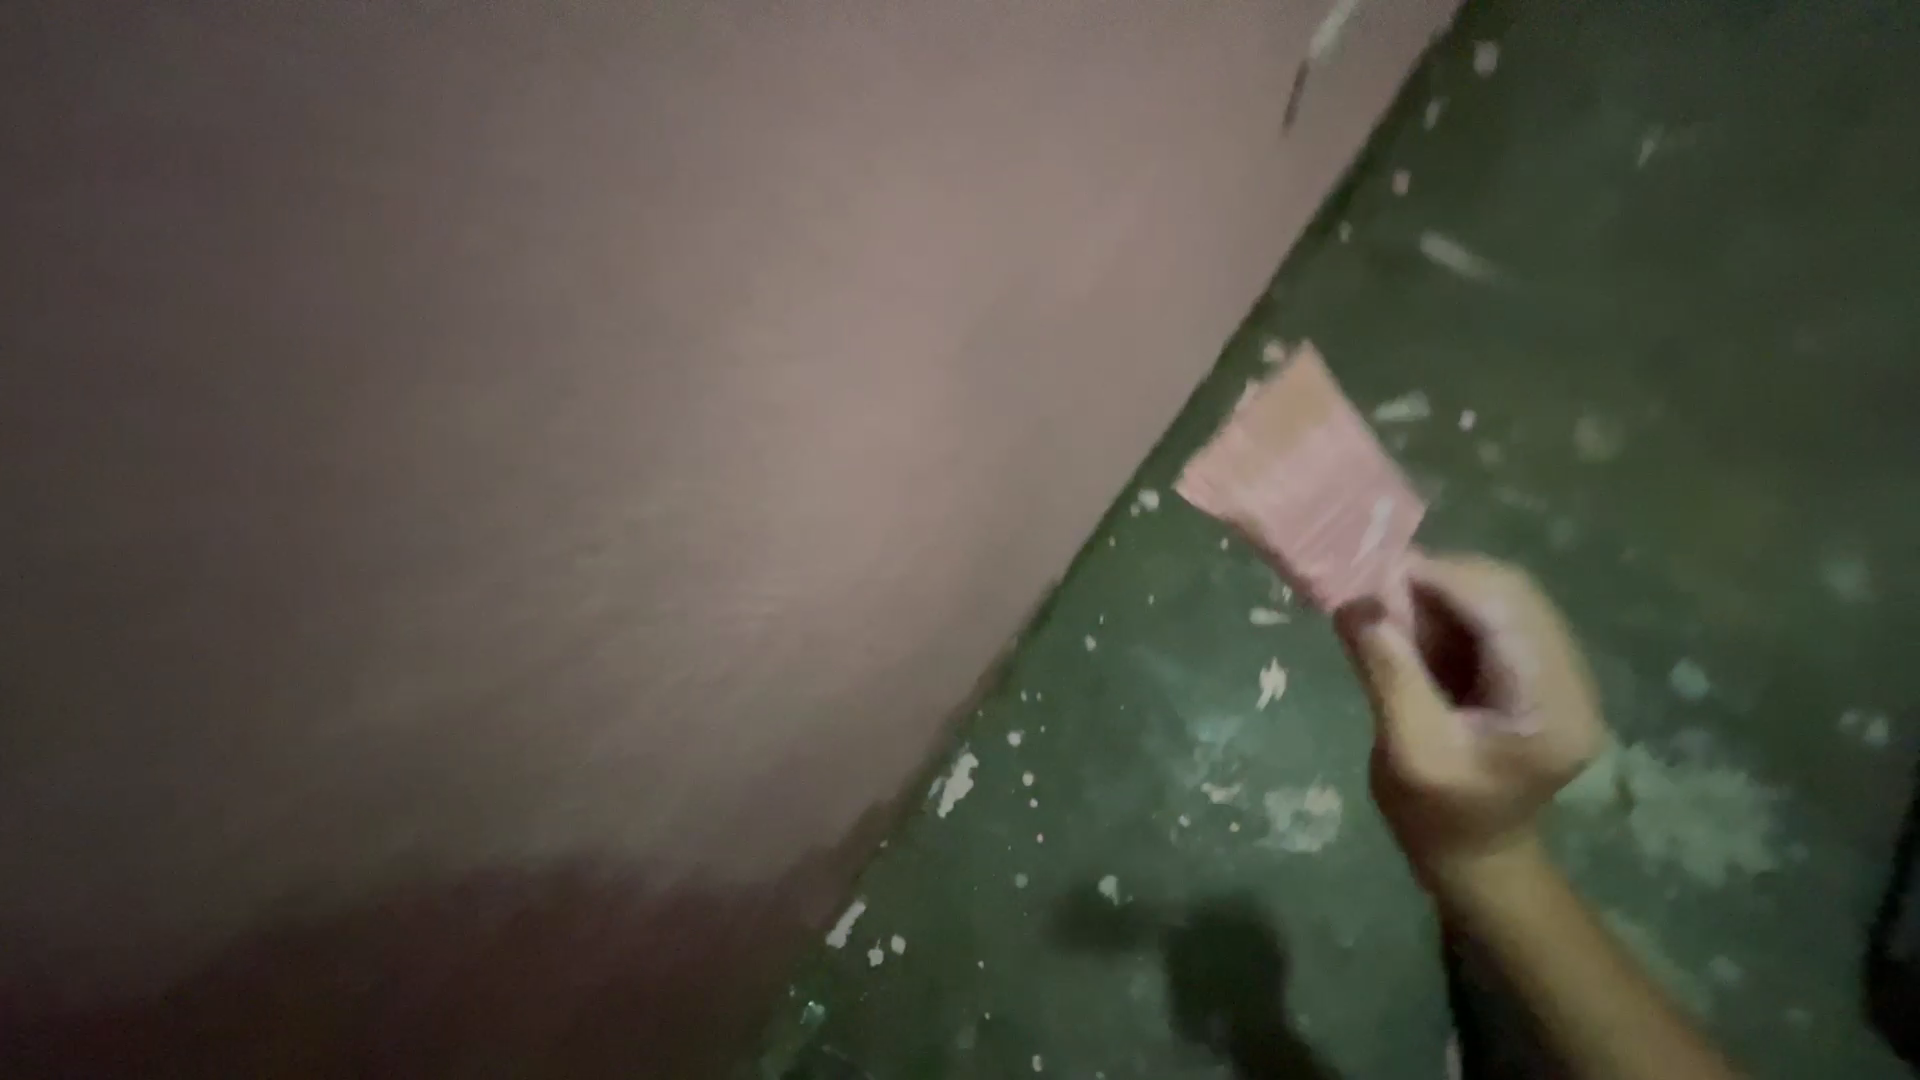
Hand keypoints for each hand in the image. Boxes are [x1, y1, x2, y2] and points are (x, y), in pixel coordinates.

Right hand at [1337, 554, 1604, 895]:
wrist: (1471, 855)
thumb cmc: (1437, 815)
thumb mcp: (1407, 751)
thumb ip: (1388, 674)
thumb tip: (1354, 604)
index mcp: (1552, 706)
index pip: (1507, 611)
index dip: (1441, 579)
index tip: (1373, 572)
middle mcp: (1567, 679)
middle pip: (1510, 593)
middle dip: (1438, 580)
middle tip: (1373, 589)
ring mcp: (1552, 674)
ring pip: (1498, 598)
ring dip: (1436, 593)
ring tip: (1383, 606)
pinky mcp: (1526, 672)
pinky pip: (1486, 617)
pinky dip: (1440, 610)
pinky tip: (1404, 623)